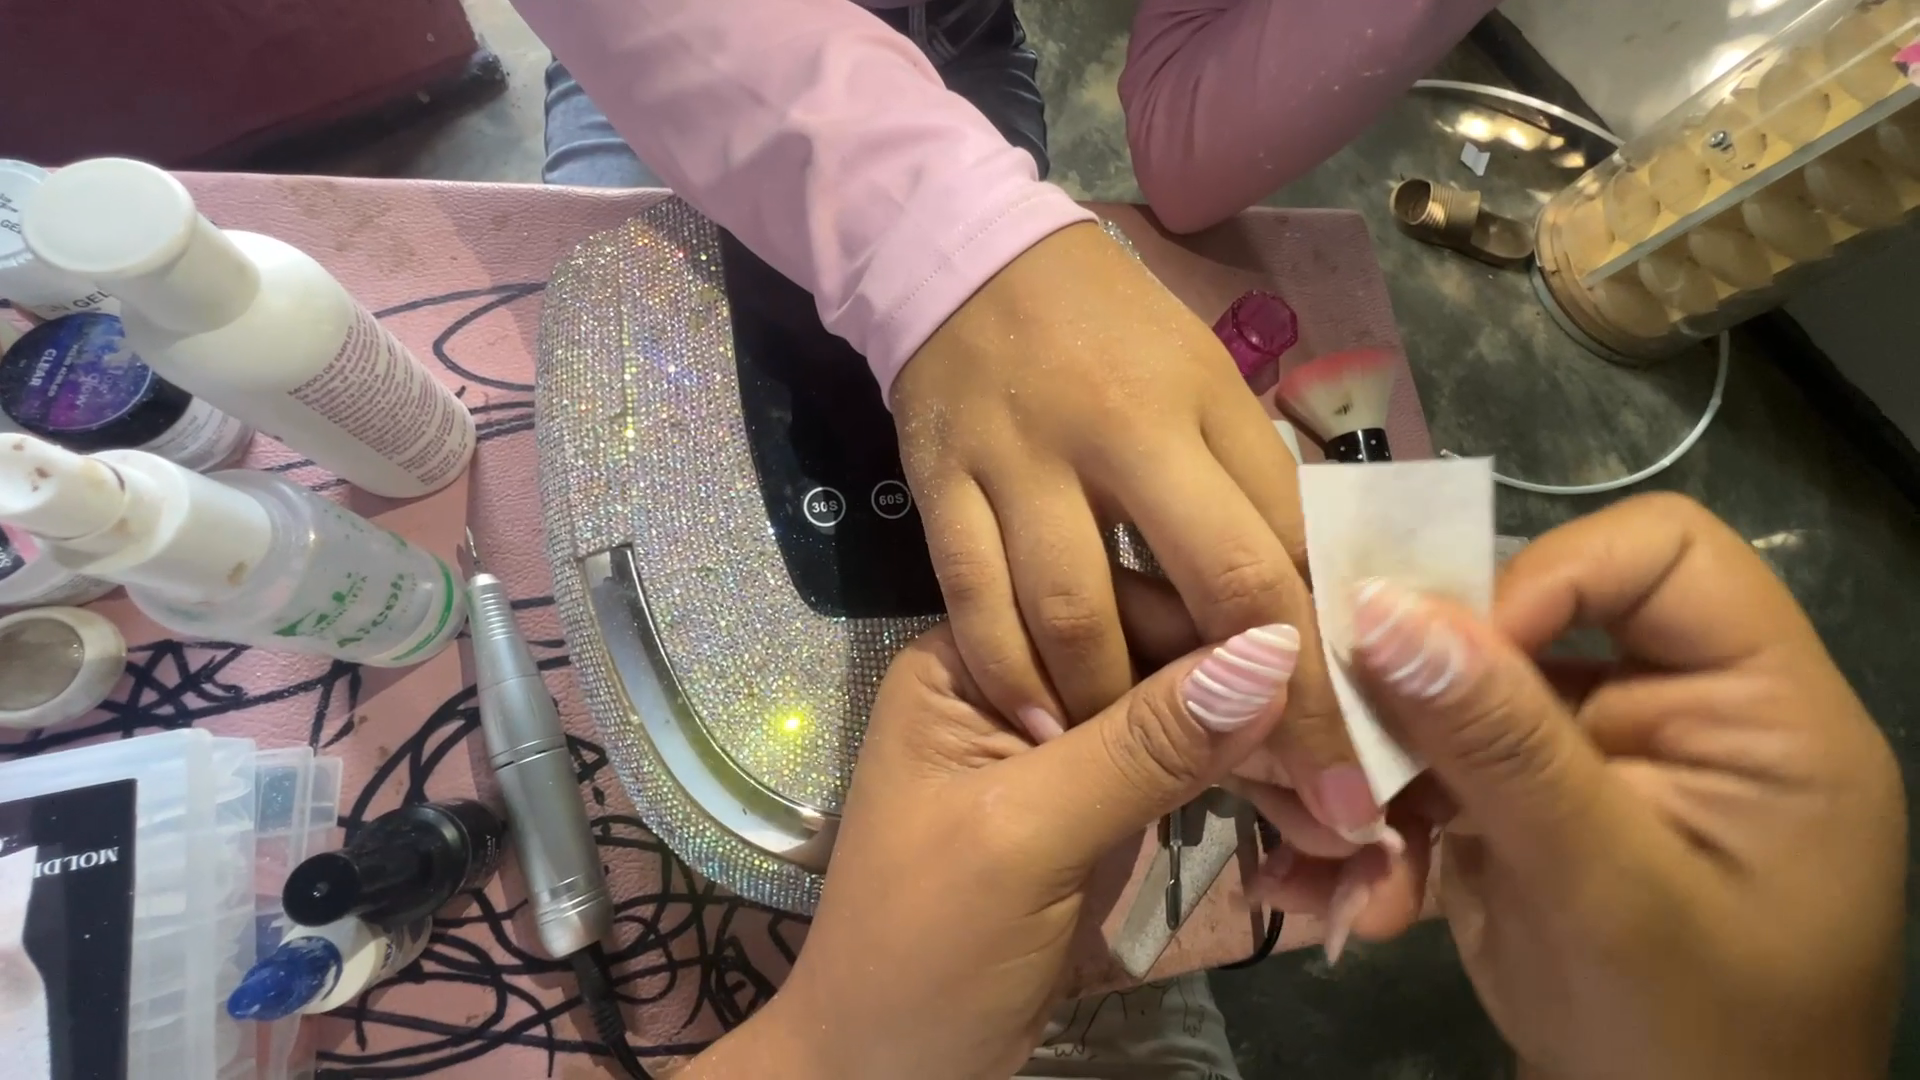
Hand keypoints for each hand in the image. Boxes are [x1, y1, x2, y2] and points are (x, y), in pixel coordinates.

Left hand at [686, 614, 1303, 1078]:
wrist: (892, 1070)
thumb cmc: (925, 945)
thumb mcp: (1026, 835)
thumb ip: (1141, 745)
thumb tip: (1270, 649)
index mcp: (971, 654)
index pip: (1107, 605)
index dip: (1214, 633)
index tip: (1319, 672)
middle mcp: (1014, 676)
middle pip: (1149, 658)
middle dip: (1247, 706)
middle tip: (1350, 757)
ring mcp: (1054, 739)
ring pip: (1173, 717)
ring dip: (1257, 756)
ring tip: (1343, 807)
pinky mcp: (1089, 797)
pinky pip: (1174, 770)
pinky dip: (1236, 793)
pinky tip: (1301, 817)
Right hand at [892, 222, 1383, 842]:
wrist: (968, 267)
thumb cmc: (1102, 325)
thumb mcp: (1199, 378)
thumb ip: (1252, 475)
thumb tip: (1303, 585)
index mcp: (1198, 403)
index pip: (1283, 542)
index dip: (1327, 655)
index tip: (1360, 748)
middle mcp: (1115, 435)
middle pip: (1208, 582)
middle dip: (1264, 708)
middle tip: (1304, 804)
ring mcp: (1018, 463)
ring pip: (1075, 607)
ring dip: (1118, 705)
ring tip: (1155, 780)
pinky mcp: (943, 486)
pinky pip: (972, 594)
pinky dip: (1006, 667)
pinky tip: (1036, 723)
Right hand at [1345, 494, 1904, 1079]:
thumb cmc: (1685, 1038)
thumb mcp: (1596, 889)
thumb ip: (1499, 743)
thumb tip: (1384, 611)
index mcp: (1757, 710)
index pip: (1658, 553)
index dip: (1545, 576)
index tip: (1446, 653)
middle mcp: (1667, 706)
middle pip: (1526, 609)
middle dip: (1428, 673)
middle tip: (1353, 730)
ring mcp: (1581, 747)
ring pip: (1453, 682)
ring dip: (1388, 748)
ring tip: (1346, 823)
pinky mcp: (1514, 785)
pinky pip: (1428, 747)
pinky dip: (1384, 796)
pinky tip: (1360, 864)